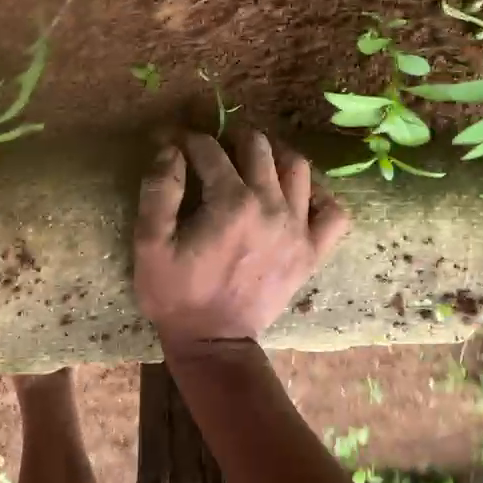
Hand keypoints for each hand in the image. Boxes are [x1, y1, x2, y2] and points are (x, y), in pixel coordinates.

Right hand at [134, 132, 349, 345]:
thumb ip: (159, 188)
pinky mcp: (312, 252)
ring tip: (251, 163)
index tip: (173, 145)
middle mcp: (271, 207)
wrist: (213, 343)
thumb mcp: (149, 241)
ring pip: (298, 168)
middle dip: (231, 139)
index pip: (209, 150)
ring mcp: (298, 230)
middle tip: (212, 150)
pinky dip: (317, 196)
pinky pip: (333, 212)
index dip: (187, 141)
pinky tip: (294, 196)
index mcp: (231, 202)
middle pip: (259, 147)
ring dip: (273, 156)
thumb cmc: (174, 292)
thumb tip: (169, 148)